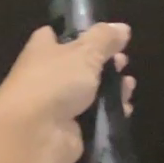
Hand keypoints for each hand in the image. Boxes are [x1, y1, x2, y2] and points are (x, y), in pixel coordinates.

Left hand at [0, 24, 133, 162]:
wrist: (34, 134)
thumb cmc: (55, 81)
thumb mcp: (84, 52)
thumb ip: (104, 38)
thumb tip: (122, 27)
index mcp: (43, 49)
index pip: (55, 35)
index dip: (78, 34)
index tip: (102, 35)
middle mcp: (47, 75)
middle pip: (79, 65)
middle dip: (104, 63)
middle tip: (123, 62)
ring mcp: (57, 104)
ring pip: (89, 92)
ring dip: (111, 89)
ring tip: (129, 86)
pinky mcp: (69, 129)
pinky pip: (94, 117)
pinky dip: (110, 113)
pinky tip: (125, 109)